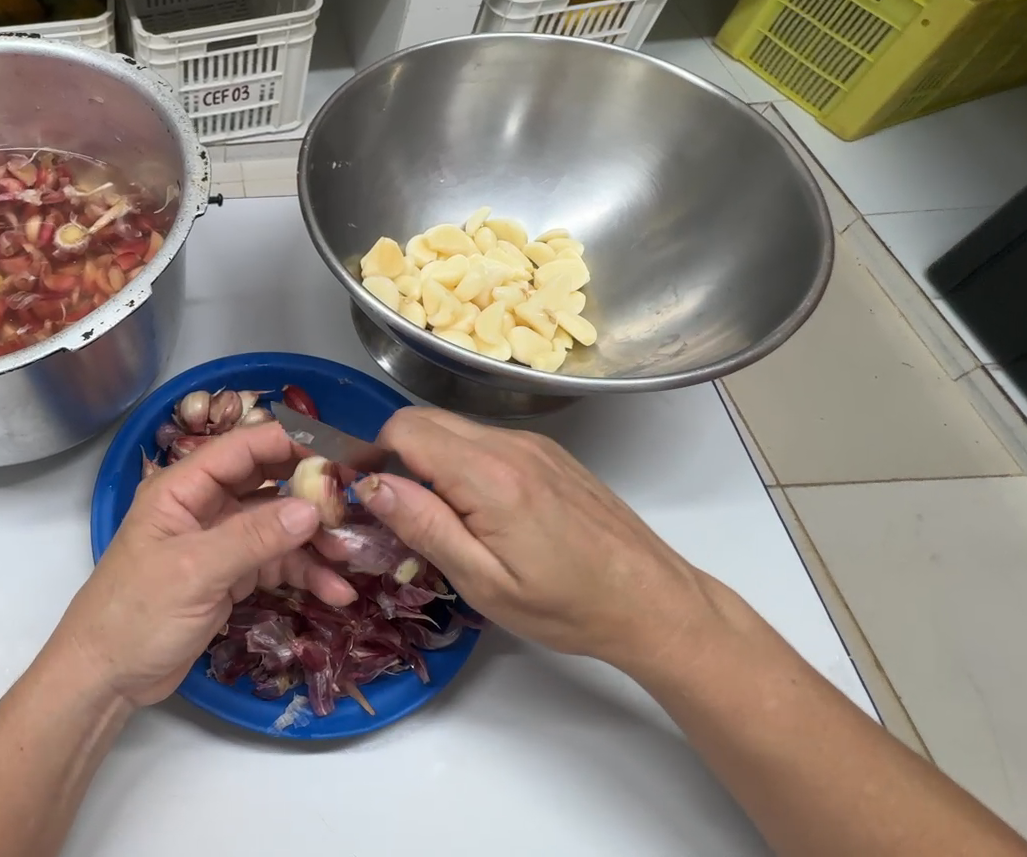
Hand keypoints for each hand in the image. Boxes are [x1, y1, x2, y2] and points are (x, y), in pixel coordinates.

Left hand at [50, 423, 352, 706]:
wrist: (107, 675)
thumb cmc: (136, 613)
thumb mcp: (195, 572)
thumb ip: (253, 538)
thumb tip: (311, 508)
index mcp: (181, 488)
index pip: (241, 449)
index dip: (289, 444)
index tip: (339, 453)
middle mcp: (201, 505)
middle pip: (264, 482)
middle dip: (310, 491)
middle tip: (358, 503)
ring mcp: (216, 541)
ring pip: (275, 525)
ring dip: (313, 539)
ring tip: (352, 557)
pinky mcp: (228, 575)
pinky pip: (273, 562)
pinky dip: (302, 573)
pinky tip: (334, 591)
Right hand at [349, 407, 719, 670]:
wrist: (656, 603)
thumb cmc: (566, 606)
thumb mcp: (483, 582)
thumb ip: (423, 526)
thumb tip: (370, 484)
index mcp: (489, 477)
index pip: (403, 429)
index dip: (375, 456)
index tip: (371, 496)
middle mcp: (508, 445)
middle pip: (421, 419)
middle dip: (396, 454)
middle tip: (402, 507)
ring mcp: (530, 443)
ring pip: (450, 426)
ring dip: (429, 458)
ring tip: (444, 514)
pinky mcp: (546, 451)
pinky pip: (481, 438)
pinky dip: (461, 460)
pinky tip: (481, 507)